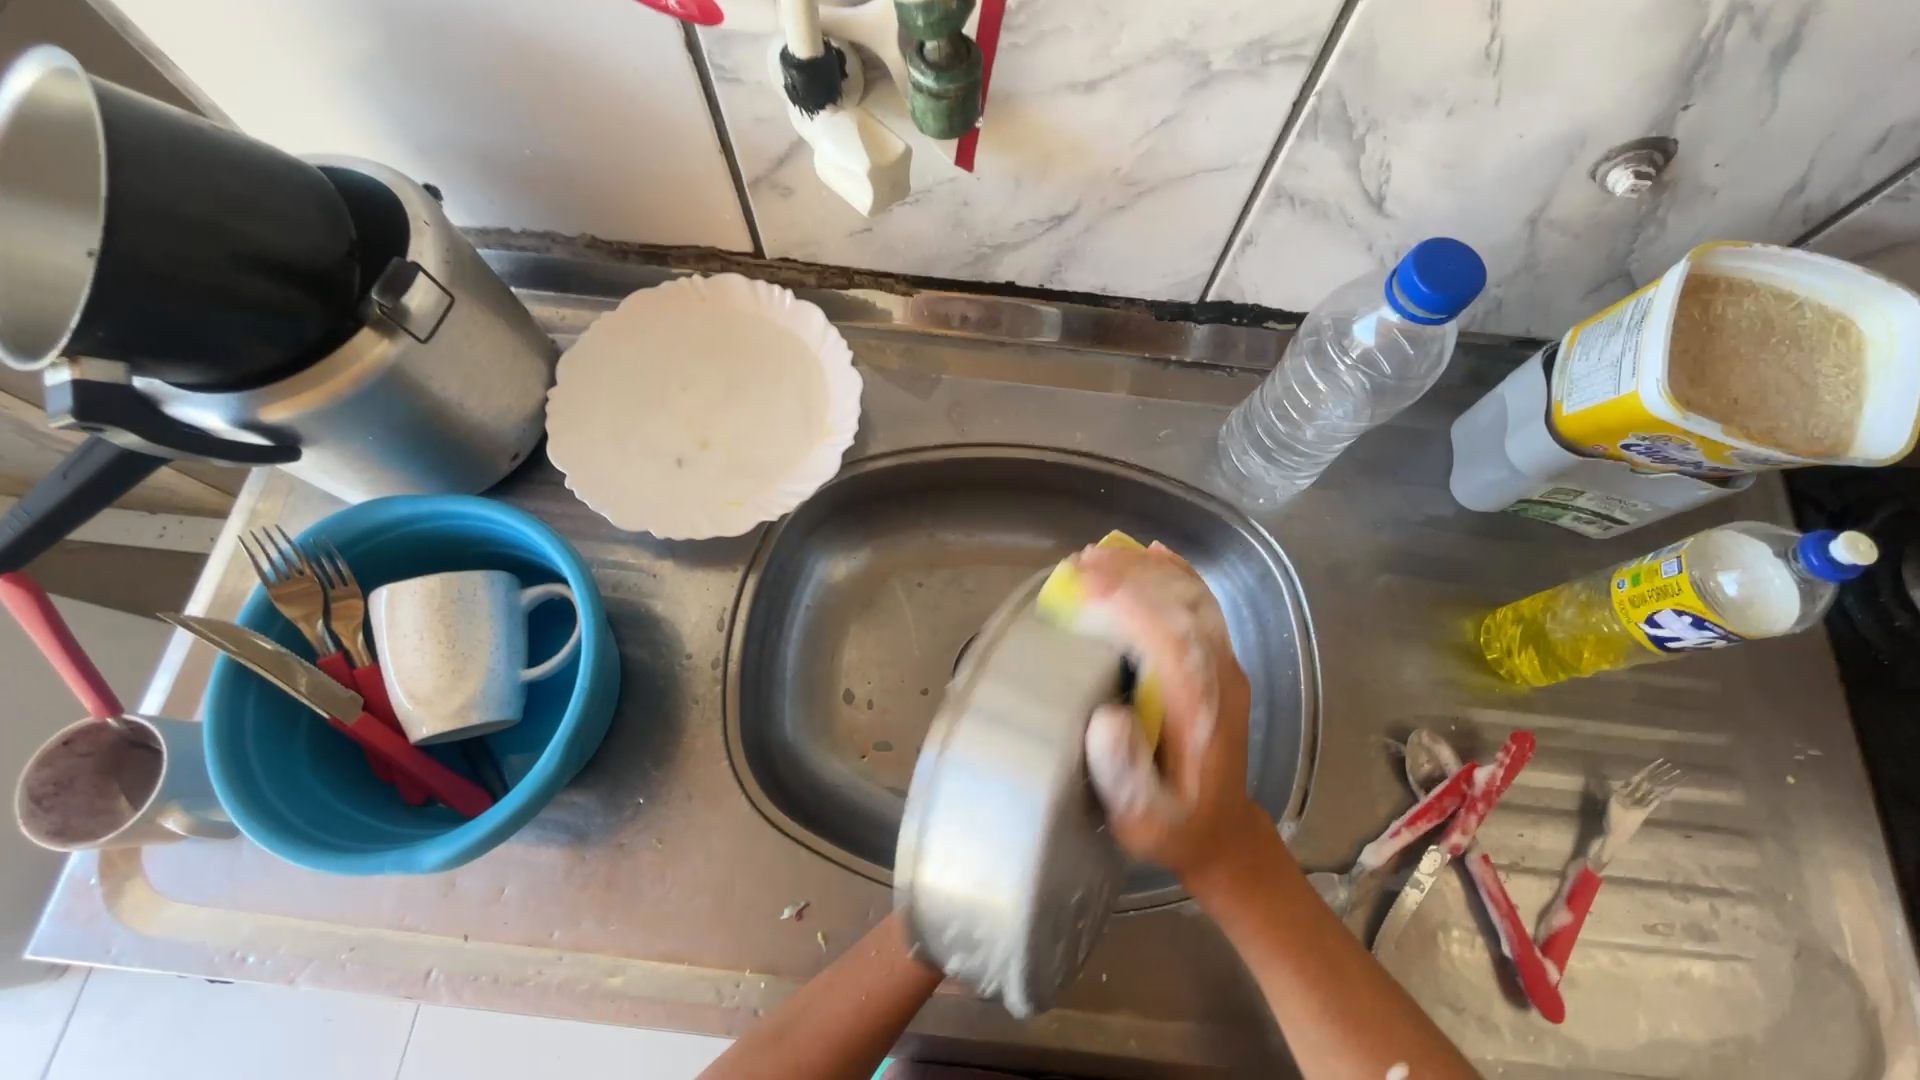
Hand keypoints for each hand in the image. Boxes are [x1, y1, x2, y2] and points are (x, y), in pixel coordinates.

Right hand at [1073, 542, 1261, 883]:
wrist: (1222, 830)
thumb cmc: (1174, 825)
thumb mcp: (1144, 820)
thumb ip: (1125, 775)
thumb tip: (1107, 717)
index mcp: (1200, 709)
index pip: (1170, 639)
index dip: (1129, 606)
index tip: (1086, 586)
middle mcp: (1219, 676)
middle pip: (1182, 606)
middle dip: (1132, 577)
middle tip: (1080, 563)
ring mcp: (1225, 665)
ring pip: (1193, 599)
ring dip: (1148, 571)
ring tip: (1100, 554)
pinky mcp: (1220, 661)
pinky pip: (1202, 605)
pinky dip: (1178, 573)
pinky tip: (1152, 553)